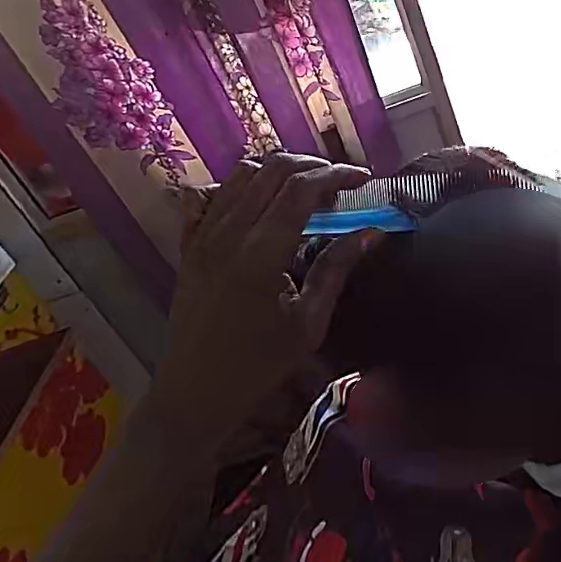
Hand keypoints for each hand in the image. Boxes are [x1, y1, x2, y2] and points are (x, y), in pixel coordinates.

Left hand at [149, 154, 380, 446]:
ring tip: (303, 190)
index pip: (302, 188)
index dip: (336, 175)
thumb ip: (336, 269)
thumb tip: (372, 232)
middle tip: (337, 185)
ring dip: (278, 171)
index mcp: (260, 253)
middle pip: (273, 169)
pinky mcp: (188, 242)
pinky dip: (235, 185)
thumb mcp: (308, 324)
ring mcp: (202, 233)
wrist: (193, 395)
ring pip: (242, 173)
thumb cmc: (257, 366)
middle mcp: (228, 232)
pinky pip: (207, 193)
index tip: (362, 178)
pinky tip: (255, 202)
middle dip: (312, 166)